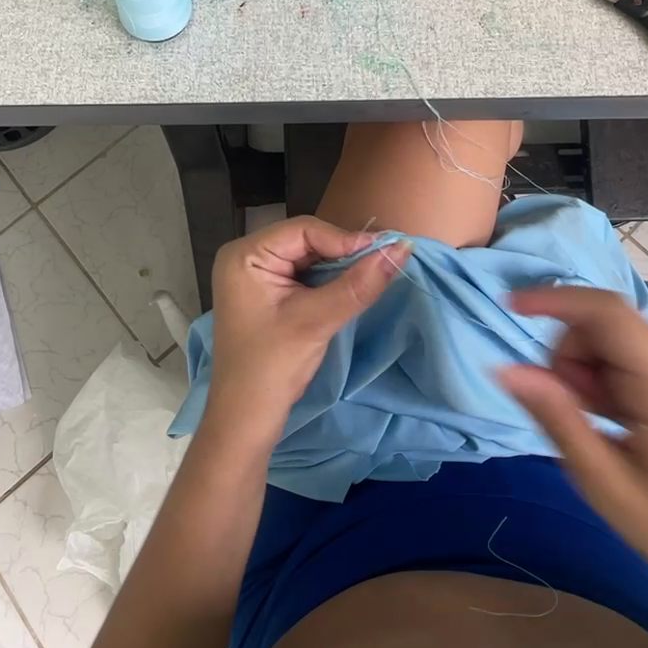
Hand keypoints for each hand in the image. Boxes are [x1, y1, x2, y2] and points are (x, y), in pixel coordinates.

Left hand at [205, 217, 409, 425]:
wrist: (245, 416)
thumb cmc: (272, 366)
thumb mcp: (317, 320)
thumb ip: (358, 284)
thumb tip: (402, 249)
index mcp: (244, 255)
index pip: (303, 230)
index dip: (345, 239)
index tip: (386, 251)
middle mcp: (245, 256)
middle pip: (305, 240)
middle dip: (344, 251)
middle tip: (385, 260)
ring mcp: (254, 275)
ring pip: (307, 256)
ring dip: (339, 265)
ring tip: (374, 271)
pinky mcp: (266, 292)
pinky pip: (302, 274)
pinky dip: (327, 279)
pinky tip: (351, 285)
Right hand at [498, 285, 647, 647]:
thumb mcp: (604, 483)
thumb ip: (556, 418)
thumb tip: (505, 369)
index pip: (606, 312)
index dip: (554, 298)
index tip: (510, 306)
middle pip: (608, 326)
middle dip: (568, 352)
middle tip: (560, 406)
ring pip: (618, 345)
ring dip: (587, 371)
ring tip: (589, 426)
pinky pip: (636, 365)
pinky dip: (608, 382)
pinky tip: (610, 426)